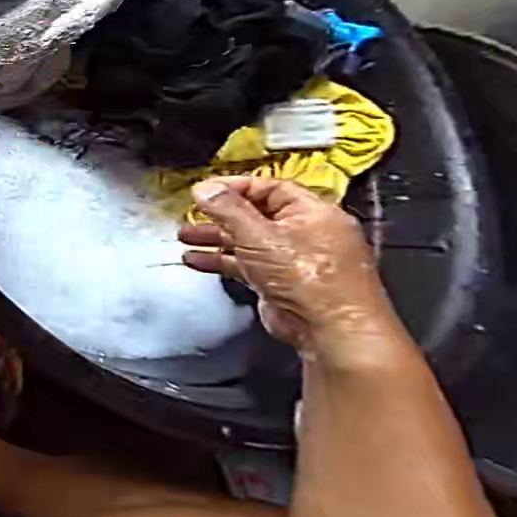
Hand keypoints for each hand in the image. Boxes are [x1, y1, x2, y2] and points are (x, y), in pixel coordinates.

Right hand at [178, 176, 411, 366]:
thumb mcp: (259, 235)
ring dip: (214, 237)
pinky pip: (244, 263)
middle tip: (191, 213)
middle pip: (255, 214)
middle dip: (218, 214)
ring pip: (246, 240)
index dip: (235, 186)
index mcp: (313, 214)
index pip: (270, 188)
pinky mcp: (280, 281)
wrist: (330, 330)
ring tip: (185, 236)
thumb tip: (205, 188)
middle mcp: (306, 234)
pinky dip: (220, 259)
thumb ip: (227, 209)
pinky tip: (196, 259)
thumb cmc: (309, 279)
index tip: (204, 190)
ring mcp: (293, 259)